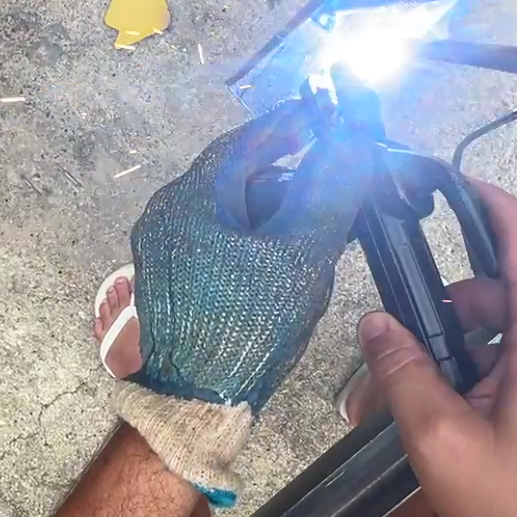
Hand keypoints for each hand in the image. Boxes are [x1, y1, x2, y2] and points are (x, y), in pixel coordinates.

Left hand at [115, 105, 372, 502]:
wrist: (192, 401)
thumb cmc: (246, 327)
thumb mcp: (299, 256)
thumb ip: (329, 192)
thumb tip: (352, 140)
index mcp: (191, 197)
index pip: (247, 139)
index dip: (293, 124)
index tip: (330, 115)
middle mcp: (168, 212)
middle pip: (238, 174)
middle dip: (291, 174)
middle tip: (336, 178)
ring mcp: (165, 245)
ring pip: (230, 208)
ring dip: (275, 209)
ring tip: (319, 224)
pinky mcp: (171, 273)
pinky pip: (219, 237)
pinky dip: (255, 236)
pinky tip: (288, 252)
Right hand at [353, 180, 516, 516]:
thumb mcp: (442, 438)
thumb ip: (402, 372)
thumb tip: (374, 322)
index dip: (487, 203)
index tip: (451, 184)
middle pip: (503, 290)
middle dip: (447, 311)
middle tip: (398, 354)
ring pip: (515, 325)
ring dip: (467, 345)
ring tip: (426, 398)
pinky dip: (492, 364)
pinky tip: (464, 411)